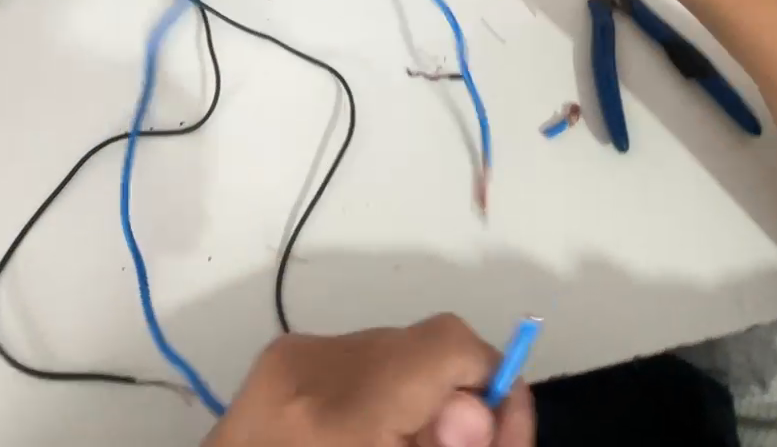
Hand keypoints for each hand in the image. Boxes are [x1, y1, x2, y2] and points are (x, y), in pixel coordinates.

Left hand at [202, 315, 534, 446]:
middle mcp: (311, 365)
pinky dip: (373, 389)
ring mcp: (288, 353)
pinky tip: (359, 431)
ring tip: (391, 439)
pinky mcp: (279, 354)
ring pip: (387, 348)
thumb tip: (485, 403)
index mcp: (344, 416)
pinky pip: (352, 354)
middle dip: (448, 394)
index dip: (488, 376)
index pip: (447, 341)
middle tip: (447, 446)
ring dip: (409, 392)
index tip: (497, 428)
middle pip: (419, 344)